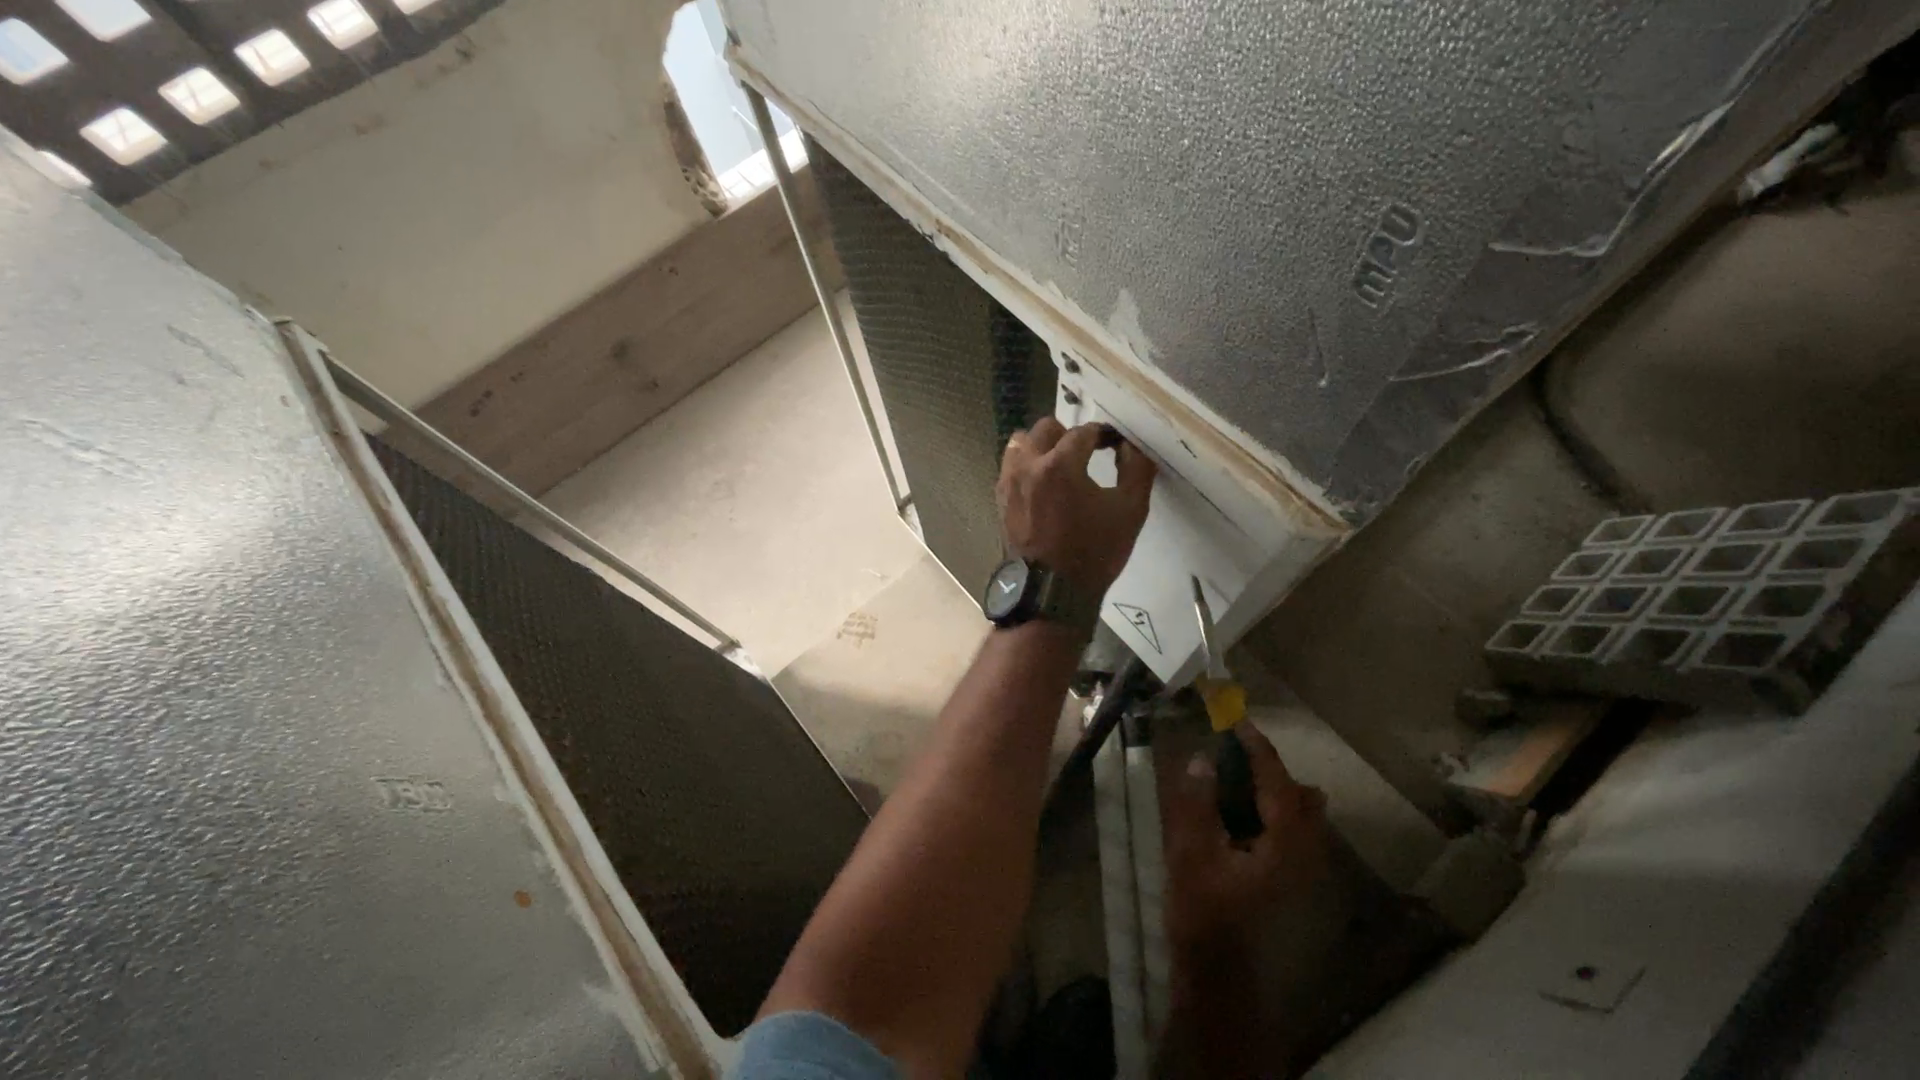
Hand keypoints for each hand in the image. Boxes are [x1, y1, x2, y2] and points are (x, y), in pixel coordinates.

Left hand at [997, 418, 1154, 593]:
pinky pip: (1011, 468)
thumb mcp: (1130, 511)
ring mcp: (1009, 483)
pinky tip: (1044, 486)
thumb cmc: (1094, 552)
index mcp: (1060, 464)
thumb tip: (1130, 446)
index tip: (1115, 444)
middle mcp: (1028, 465)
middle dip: (1069, 435)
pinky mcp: (1001, 500)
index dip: (1104, 434)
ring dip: (1041, 447)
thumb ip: (1136, 469)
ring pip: (1021, 444)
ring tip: (1060, 467)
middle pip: (1046, 429)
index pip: (1084, 432)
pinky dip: (1027, 467)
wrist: (1052, 592)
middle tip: (1087, 455)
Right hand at [1160, 723, 1328, 953]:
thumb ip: (1196, 804)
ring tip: (1235, 773)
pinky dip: (1271, 807)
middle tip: (1234, 750)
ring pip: (1300, 812)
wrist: (1214, 963)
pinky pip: (1291, 827)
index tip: (1236, 722)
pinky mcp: (1286, 874)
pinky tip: (1239, 807)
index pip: (1277, 782)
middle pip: (1299, 795)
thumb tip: (1200, 759)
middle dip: (1270, 767)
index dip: (1257, 749)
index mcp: (1283, 843)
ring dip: (1273, 787)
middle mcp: (1302, 851)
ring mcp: (1299, 866)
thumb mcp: (1190, 852)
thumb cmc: (1201, 908)